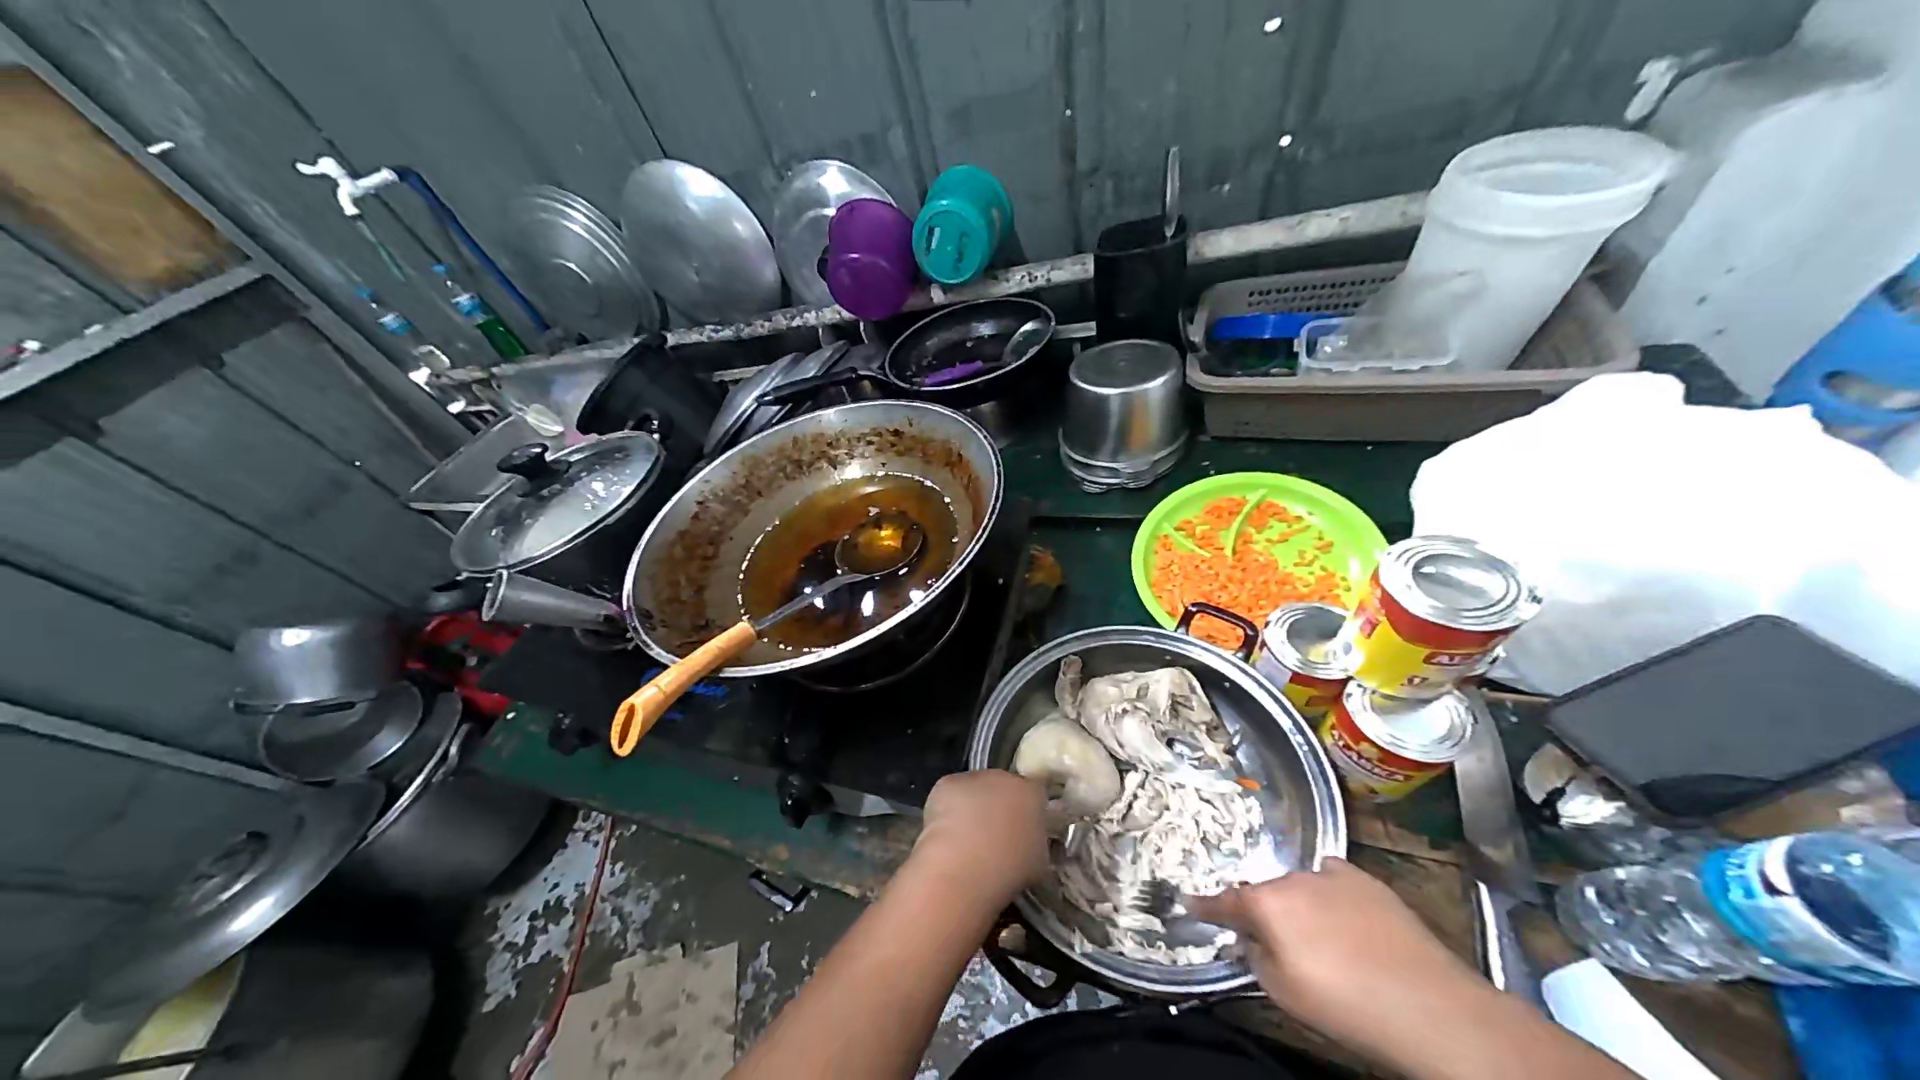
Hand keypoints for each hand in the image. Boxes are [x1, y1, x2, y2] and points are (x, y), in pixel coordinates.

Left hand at [911, 770, 1047, 905]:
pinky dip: (946, 810)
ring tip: (964, 840)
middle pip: (1002, 788)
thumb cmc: (1010, 868)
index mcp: (1031, 794)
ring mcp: (973, 778)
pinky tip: (945, 834)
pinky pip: (949, 795)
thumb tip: (1027, 846)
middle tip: (991, 836)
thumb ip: (1035, 845)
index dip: (1025, 811)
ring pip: (974, 790)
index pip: (1034, 794)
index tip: (1020, 830)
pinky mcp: (946, 784)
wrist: (966, 865)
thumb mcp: (1038, 863)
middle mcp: (1004, 778)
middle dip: (997, 807)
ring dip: (972, 807)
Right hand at [1190, 858, 1484, 1055]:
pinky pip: (1333, 880)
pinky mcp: (1367, 880)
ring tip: (1319, 938)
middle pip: (1265, 892)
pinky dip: (1329, 894)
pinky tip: (1345, 919)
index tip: (1189, 902)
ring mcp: (1332, 875)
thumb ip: (1256, 958)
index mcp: (1267, 904)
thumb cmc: (1347, 1005)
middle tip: (1274, 942)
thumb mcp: (1283, 993)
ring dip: (1298, 904)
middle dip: (1264, 912)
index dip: (1205, 905)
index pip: (1224, 902)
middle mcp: (1293, 879)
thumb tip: (1249, 941)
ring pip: (1299, 885)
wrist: (1431, 1007)